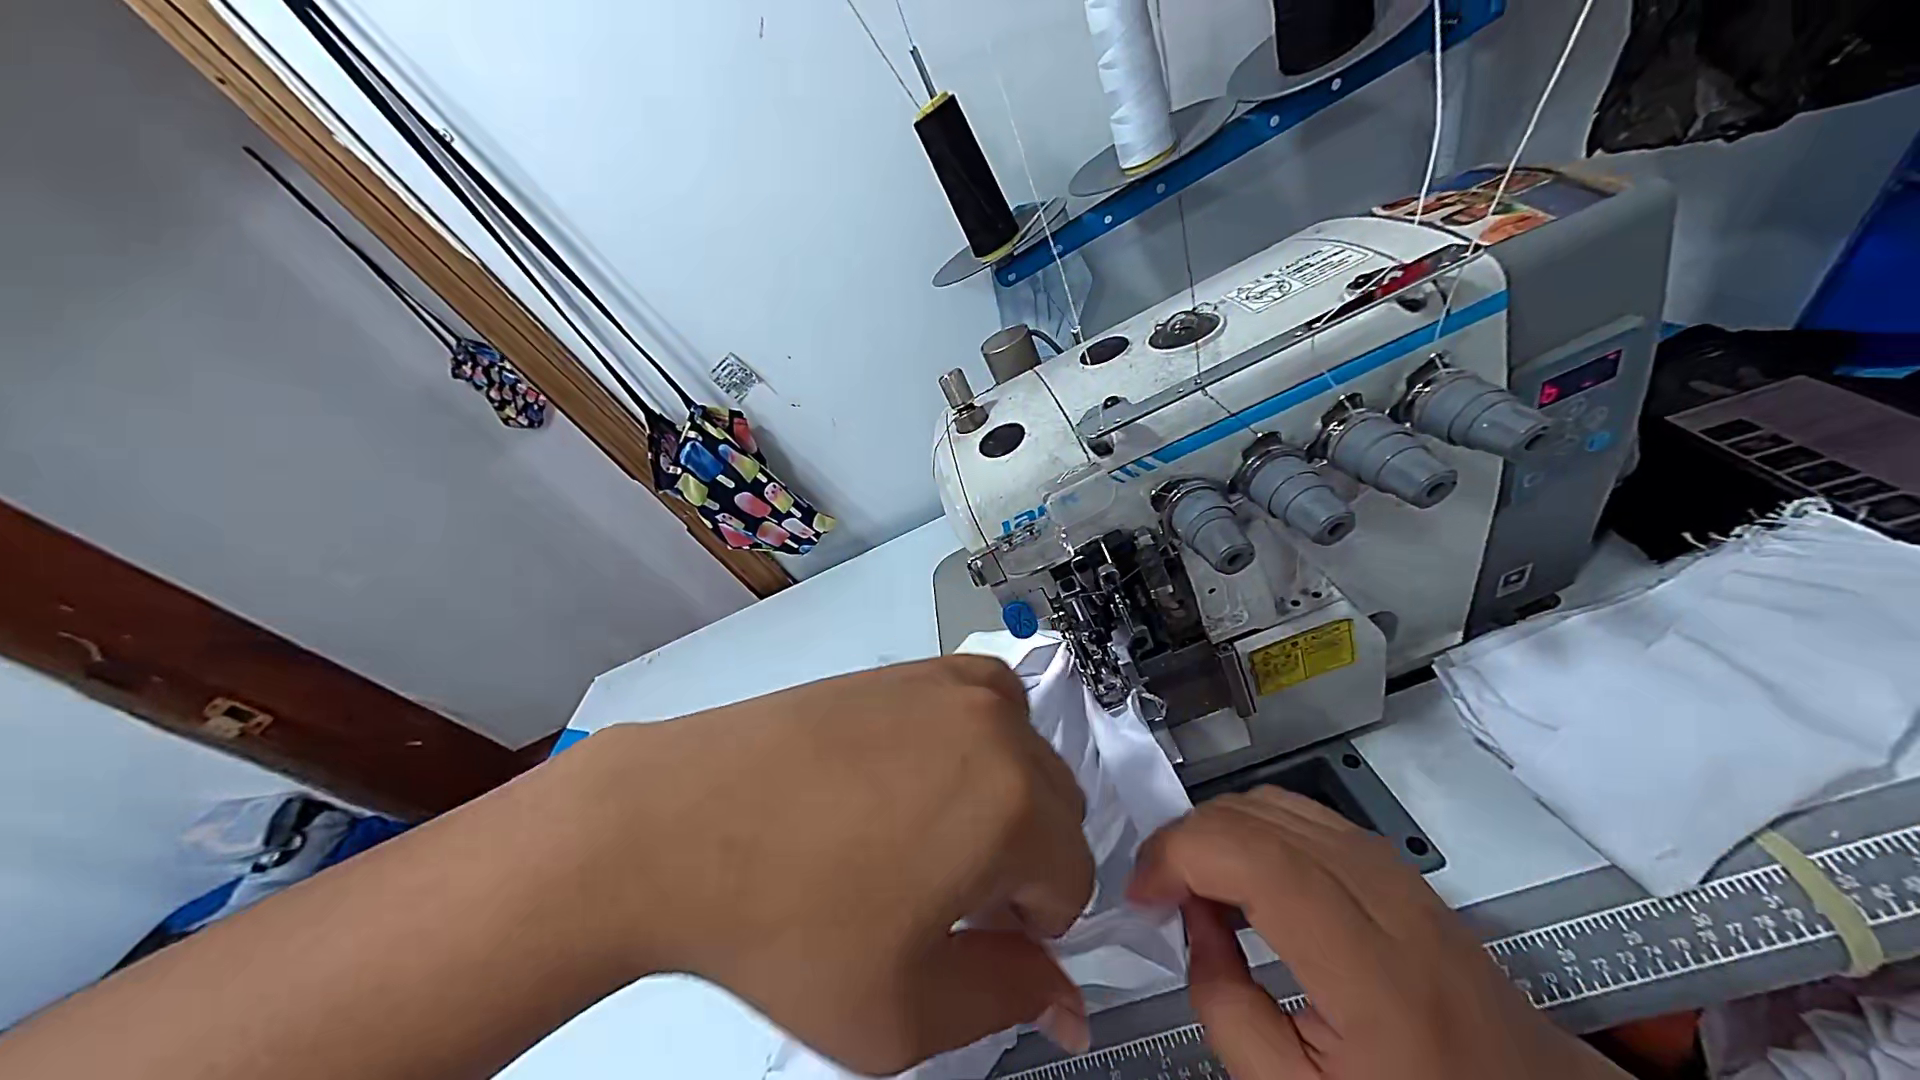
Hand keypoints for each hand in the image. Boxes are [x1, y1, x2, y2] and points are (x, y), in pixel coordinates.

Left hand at [561, 656, 1095, 1074]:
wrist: (681, 820)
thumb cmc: (787, 925)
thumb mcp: (904, 1010)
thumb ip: (1007, 999)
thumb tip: (1070, 1002)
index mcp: (1013, 806)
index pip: (1074, 880)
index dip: (1028, 925)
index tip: (967, 934)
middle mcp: (999, 727)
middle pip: (1058, 812)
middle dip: (1020, 862)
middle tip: (942, 891)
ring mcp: (954, 685)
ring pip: (1026, 758)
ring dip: (1001, 802)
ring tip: (926, 832)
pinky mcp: (914, 667)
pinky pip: (985, 705)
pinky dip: (978, 744)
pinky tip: (918, 773)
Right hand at [1128, 788, 1627, 1079]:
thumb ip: (1227, 1009)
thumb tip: (1195, 920)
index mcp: (1377, 976)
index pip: (1260, 860)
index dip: (1182, 855)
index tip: (1142, 893)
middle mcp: (1392, 901)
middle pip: (1260, 818)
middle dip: (1186, 839)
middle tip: (1157, 889)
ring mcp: (1398, 871)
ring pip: (1276, 803)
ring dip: (1216, 829)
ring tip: (1193, 881)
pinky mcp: (1394, 863)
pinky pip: (1302, 814)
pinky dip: (1251, 827)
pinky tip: (1241, 872)